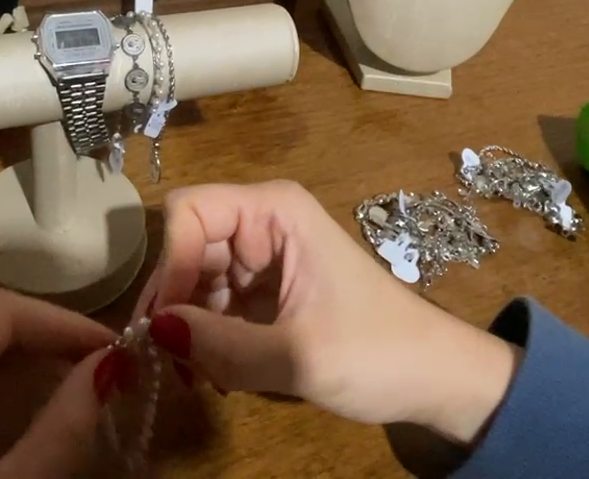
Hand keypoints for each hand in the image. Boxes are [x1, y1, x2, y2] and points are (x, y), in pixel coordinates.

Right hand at [134, 181, 520, 444]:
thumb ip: (222, 345)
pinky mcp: (264, 287)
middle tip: (171, 363)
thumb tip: (152, 330)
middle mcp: (262, 222)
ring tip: (198, 377)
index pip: (190, 210)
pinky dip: (207, 336)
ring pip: (195, 277)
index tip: (168, 322)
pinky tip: (216, 374)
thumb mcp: (298, 355)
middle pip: (187, 244)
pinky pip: (214, 301)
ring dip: (188, 325)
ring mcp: (262, 254)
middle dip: (175, 301)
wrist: (435, 379)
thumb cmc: (379, 353)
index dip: (172, 260)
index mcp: (274, 211)